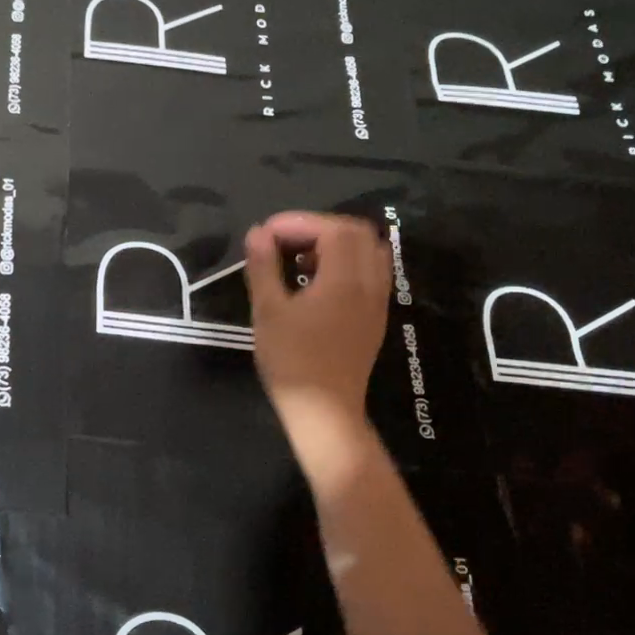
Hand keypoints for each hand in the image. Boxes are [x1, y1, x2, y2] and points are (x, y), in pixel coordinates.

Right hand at [242, 212, 390, 435]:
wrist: (324, 412)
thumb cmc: (291, 360)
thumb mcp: (267, 311)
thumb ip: (264, 266)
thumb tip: (257, 232)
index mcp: (344, 281)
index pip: (332, 230)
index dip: (298, 222)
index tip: (265, 235)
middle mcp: (369, 285)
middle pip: (356, 233)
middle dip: (317, 227)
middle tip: (283, 241)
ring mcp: (377, 301)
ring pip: (368, 252)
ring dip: (335, 243)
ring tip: (299, 257)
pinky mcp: (374, 316)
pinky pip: (370, 272)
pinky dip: (345, 262)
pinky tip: (315, 280)